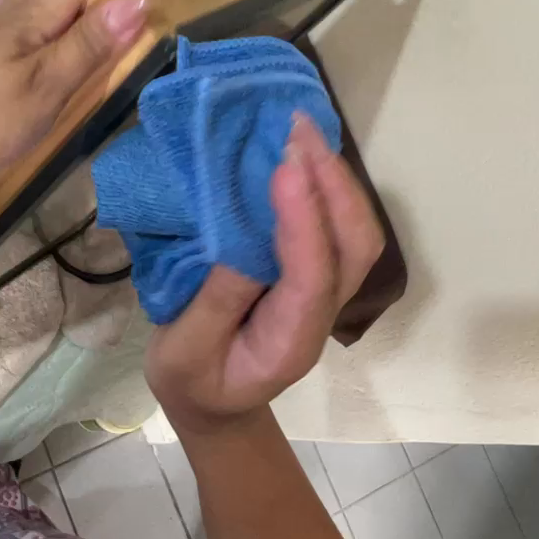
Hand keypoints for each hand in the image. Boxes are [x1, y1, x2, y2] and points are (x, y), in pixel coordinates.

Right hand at [145, 114, 384, 427]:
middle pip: (353, 246)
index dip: (304, 218)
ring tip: (301, 132)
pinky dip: (325, 190)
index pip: (312, 275)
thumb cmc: (193, 384)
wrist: (213, 407)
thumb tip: (239, 242)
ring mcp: (322, 297)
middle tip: (298, 130)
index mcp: (290, 341)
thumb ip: (214, 303)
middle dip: (333, 184)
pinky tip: (300, 157)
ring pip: (353, 235)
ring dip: (335, 181)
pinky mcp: (310, 279)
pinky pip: (333, 231)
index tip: (286, 165)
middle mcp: (319, 315)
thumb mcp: (184, 354)